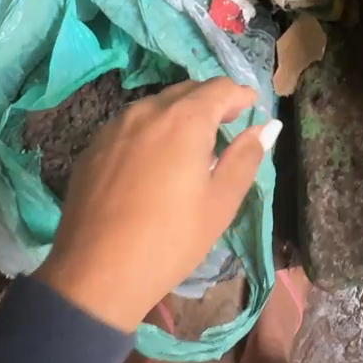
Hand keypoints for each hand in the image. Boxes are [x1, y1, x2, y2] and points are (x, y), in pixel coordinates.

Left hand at [35, 78, 277, 331]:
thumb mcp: (220, 202)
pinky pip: (131, 125)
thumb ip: (246, 157)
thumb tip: (268, 126)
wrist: (96, 274)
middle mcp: (148, 110)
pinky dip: (152, 131)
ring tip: (191, 148)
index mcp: (185, 119)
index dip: (240, 95)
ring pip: (157, 106)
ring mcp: (115, 126)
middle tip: (227, 126)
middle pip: (187, 91)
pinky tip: (154, 163)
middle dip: (211, 102)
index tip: (252, 108)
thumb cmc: (170, 239)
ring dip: (179, 115)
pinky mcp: (94, 146)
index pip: (220, 88)